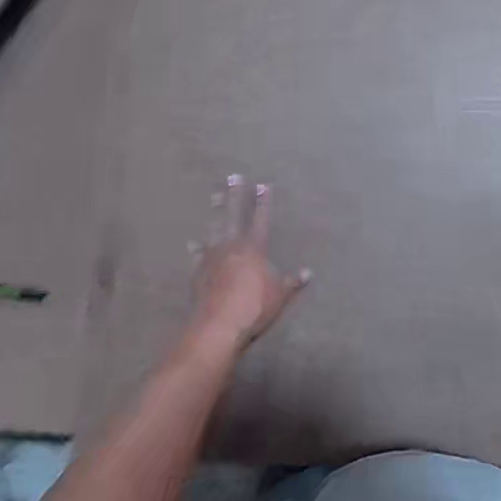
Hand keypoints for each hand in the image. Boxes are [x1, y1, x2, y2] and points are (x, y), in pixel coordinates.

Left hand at [186, 175, 309, 352]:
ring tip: (215, 196)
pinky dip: (196, 249)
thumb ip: (293, 283)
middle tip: (233, 176)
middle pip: (234, 214)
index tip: (263, 184)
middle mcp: (233, 245)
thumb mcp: (280, 296)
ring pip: (215, 228)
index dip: (263, 202)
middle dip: (235, 195)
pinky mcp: (199, 270)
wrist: (219, 324)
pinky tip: (192, 243)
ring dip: (216, 212)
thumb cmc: (254, 307)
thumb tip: (309, 273)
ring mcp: (213, 255)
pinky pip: (198, 254)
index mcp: (255, 247)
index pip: (261, 219)